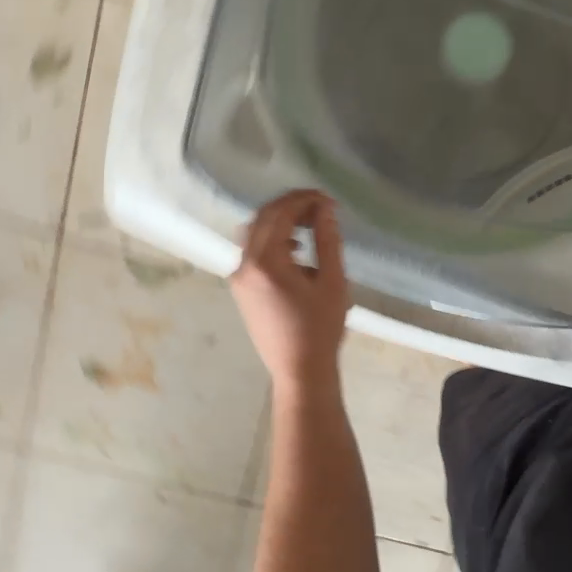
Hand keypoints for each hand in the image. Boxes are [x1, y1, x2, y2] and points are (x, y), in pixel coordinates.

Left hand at [230, 190, 350, 390]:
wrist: (299, 371)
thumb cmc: (320, 329)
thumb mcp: (332, 282)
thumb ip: (327, 241)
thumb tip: (325, 209)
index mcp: (265, 262)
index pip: (279, 213)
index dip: (304, 200)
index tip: (329, 201)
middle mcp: (244, 265)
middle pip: (262, 219)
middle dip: (291, 207)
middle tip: (321, 207)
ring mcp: (239, 279)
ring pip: (255, 234)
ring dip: (281, 223)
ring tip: (311, 226)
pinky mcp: (242, 291)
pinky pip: (254, 253)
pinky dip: (273, 242)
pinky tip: (297, 253)